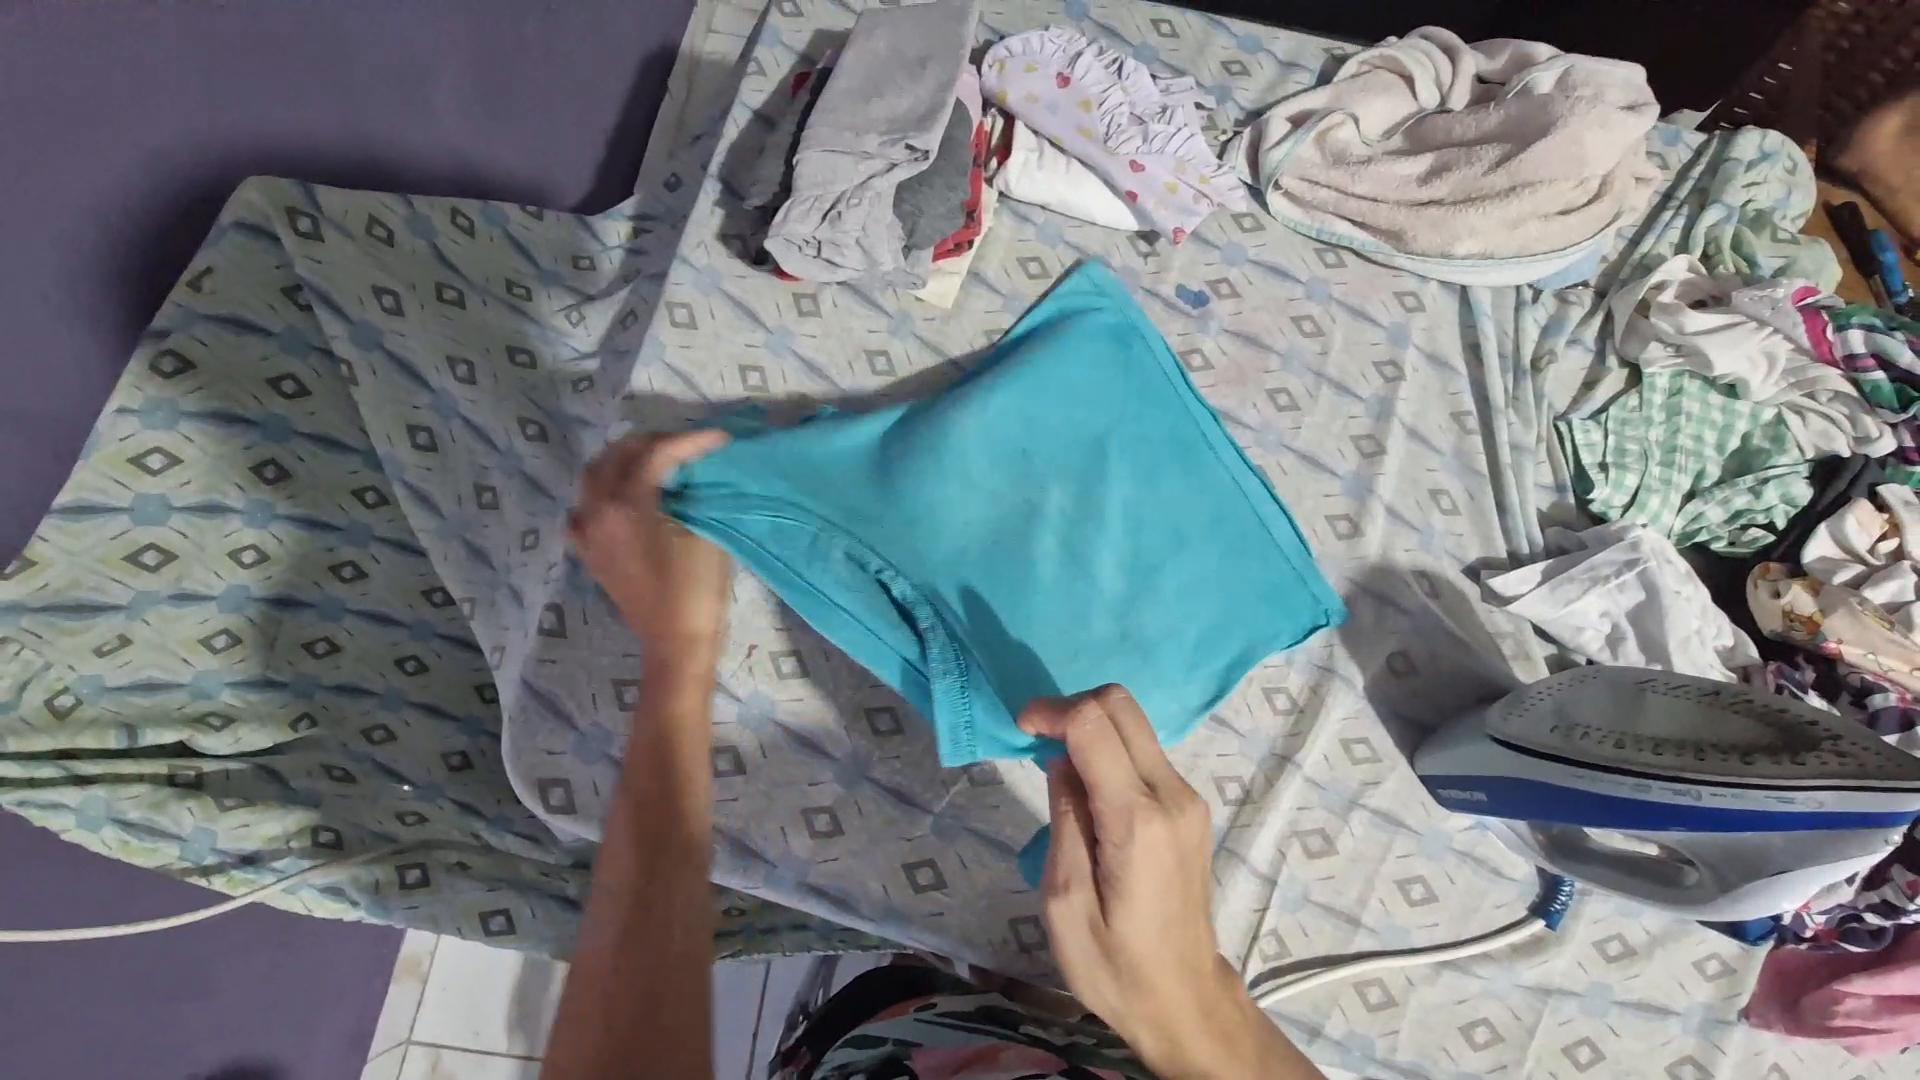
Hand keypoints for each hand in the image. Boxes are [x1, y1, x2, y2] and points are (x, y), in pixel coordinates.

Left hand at [570, 431, 732, 672]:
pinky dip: (601, 494)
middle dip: (653, 442)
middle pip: (617, 455)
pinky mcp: (588, 552)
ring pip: (594, 477)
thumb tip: (696, 472)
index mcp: (626, 504)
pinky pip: (583, 509)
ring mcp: (587, 532)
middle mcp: (596, 511)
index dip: (691, 441)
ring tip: (656, 462)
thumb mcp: (706, 533)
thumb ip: (697, 494)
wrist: (676, 642)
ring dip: (624, 461)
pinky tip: (621, 499)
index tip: (720, 438)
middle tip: (688, 446)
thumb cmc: (697, 589)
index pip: (658, 454)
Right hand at [1020, 686, 1320, 1079]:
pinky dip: (1109, 747)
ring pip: (1134, 723)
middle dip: (1071, 707)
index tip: (1022, 730)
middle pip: (1120, 705)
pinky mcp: (1190, 806)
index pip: (1094, 723)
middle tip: (1037, 739)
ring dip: (1090, 727)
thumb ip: (1063, 819)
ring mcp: (1187, 798)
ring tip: (1057, 765)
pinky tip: (1087, 785)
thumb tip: (1060, 761)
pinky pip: (1144, 750)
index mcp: (1137, 819)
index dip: (1051, 712)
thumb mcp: (1064, 903)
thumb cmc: (1114, 965)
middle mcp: (1172, 795)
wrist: (1184, 999)